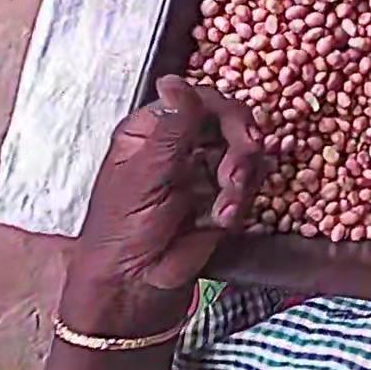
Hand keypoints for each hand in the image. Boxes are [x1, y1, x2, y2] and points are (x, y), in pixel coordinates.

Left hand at [58, 76, 262, 336]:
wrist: (134, 291)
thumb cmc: (123, 231)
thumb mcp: (146, 176)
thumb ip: (171, 128)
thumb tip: (172, 78)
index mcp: (153, 130)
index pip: (202, 102)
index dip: (228, 114)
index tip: (246, 137)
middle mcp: (182, 144)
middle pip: (231, 124)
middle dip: (239, 151)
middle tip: (235, 176)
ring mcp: (203, 169)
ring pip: (244, 155)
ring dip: (239, 182)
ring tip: (220, 210)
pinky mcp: (221, 196)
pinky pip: (247, 185)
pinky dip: (239, 202)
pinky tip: (220, 221)